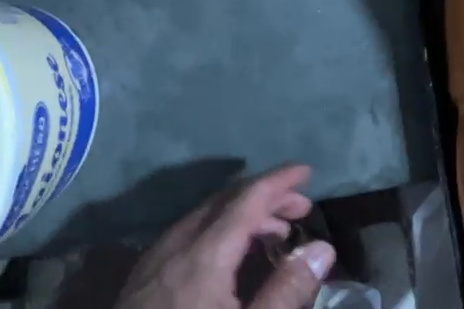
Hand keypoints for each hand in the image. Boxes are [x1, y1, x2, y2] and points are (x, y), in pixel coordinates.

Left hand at [112, 165, 334, 308]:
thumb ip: (286, 291)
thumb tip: (322, 248)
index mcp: (206, 253)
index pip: (249, 197)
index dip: (280, 181)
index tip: (307, 171)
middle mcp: (178, 244)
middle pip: (227, 200)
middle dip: (266, 196)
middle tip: (300, 210)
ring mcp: (154, 260)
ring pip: (205, 216)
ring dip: (242, 214)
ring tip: (272, 235)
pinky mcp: (141, 280)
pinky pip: (188, 234)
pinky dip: (218, 229)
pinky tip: (228, 256)